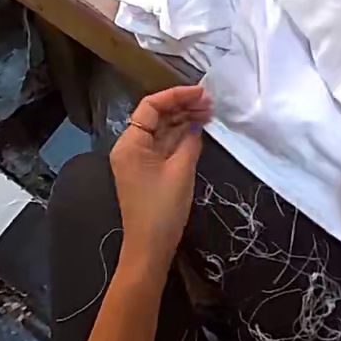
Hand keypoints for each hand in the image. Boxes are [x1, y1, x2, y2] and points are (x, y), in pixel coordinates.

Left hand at [109, 85, 212, 267]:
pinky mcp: (147, 171)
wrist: (150, 247)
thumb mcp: (180, 171)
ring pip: (161, 130)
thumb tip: (197, 124)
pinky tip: (199, 130)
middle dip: (182, 107)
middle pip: (155, 116)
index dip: (176, 95)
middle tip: (210, 103)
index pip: (150, 106)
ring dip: (183, 120)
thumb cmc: (162, 209)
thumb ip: (189, 142)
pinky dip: (180, 136)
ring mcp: (138, 160)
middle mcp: (130, 147)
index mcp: (130, 144)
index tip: (201, 93)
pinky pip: (164, 145)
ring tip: (209, 113)